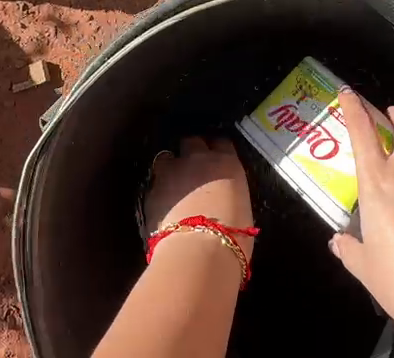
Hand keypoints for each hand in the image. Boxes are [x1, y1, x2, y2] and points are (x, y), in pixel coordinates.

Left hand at [145, 137, 253, 252]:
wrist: (198, 253)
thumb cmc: (233, 238)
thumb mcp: (241, 211)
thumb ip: (229, 195)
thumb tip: (223, 199)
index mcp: (226, 163)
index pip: (222, 143)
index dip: (218, 150)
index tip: (217, 158)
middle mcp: (198, 159)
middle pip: (192, 141)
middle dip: (191, 151)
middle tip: (193, 169)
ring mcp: (172, 171)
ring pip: (166, 157)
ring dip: (170, 168)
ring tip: (172, 186)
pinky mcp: (152, 189)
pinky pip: (154, 183)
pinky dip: (158, 191)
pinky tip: (162, 205)